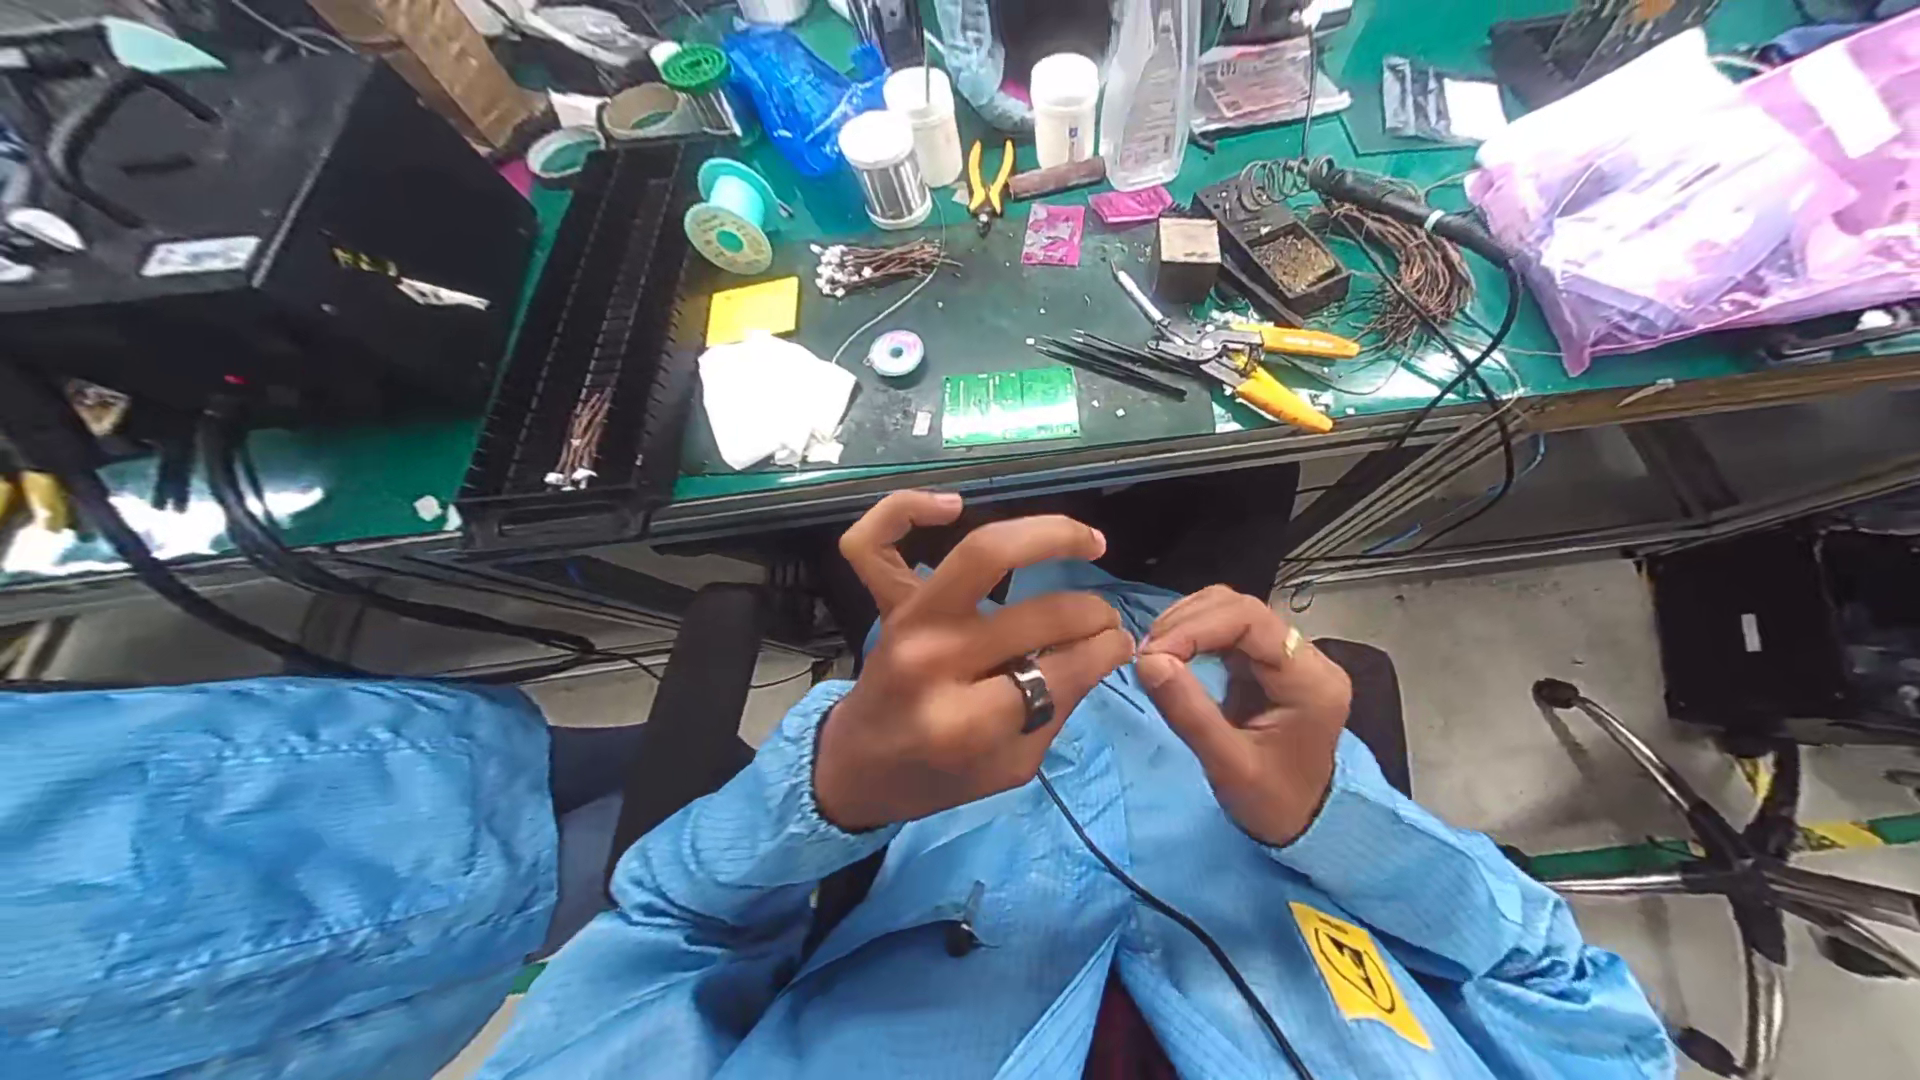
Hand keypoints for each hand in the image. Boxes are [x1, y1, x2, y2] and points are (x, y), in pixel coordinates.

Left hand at [815, 491, 1135, 830]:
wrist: (856, 768)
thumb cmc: (935, 778)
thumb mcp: (1011, 768)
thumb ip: (1058, 706)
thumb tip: (1103, 646)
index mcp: (965, 722)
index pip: (1062, 668)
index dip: (1105, 652)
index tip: (1118, 646)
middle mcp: (935, 661)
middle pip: (1038, 613)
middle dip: (1092, 611)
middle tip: (1104, 617)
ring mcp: (906, 623)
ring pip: (981, 554)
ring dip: (1047, 535)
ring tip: (1085, 540)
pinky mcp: (884, 603)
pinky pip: (872, 544)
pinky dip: (904, 510)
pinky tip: (952, 506)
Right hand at [1135, 586, 1351, 846]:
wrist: (1301, 826)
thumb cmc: (1272, 803)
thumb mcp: (1229, 766)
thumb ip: (1190, 712)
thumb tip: (1147, 661)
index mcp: (1310, 681)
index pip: (1250, 620)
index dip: (1195, 627)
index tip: (1153, 654)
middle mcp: (1304, 657)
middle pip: (1239, 607)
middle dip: (1185, 623)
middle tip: (1147, 656)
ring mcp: (1285, 656)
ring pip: (1229, 609)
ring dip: (1184, 623)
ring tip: (1154, 654)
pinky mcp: (1263, 661)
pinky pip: (1224, 627)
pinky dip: (1190, 633)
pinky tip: (1169, 652)